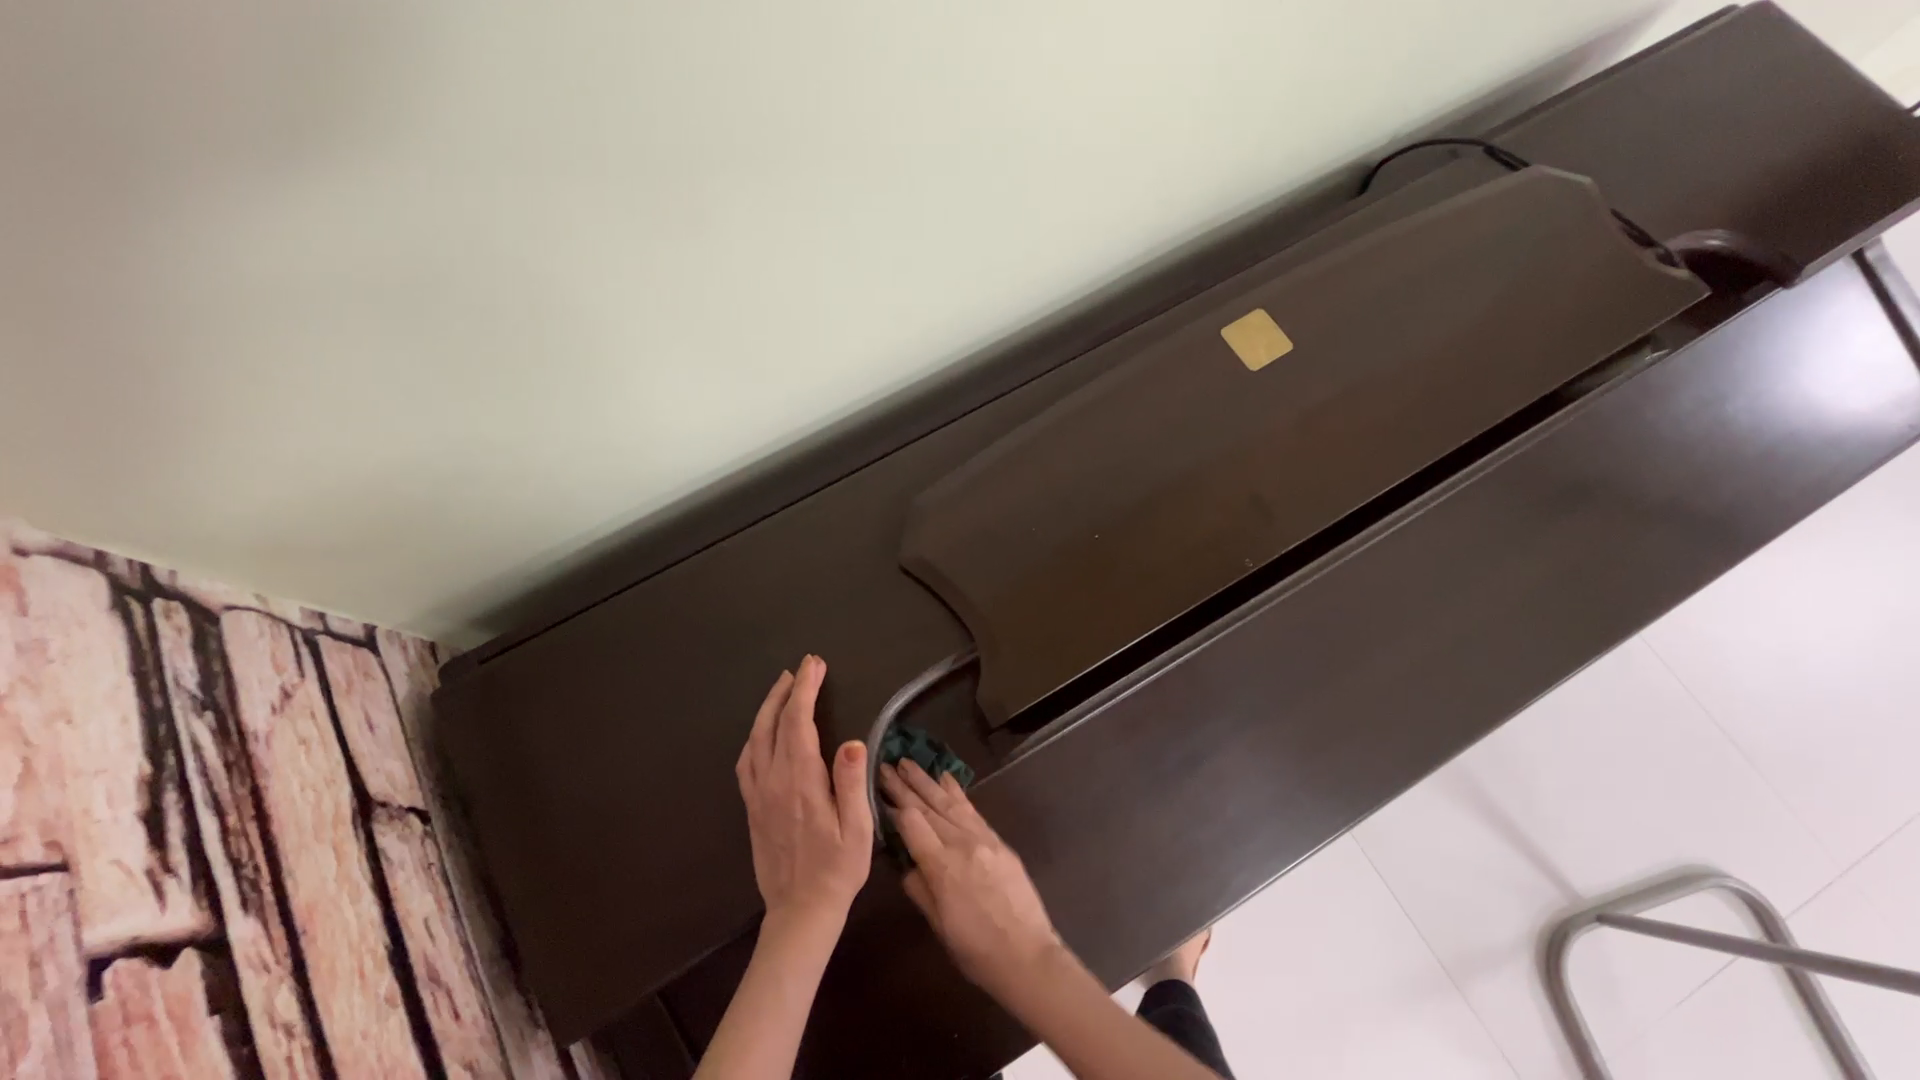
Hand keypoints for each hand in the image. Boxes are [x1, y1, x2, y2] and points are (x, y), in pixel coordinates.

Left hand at [735, 656, 872, 928]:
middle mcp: (773, 782)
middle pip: (771, 724)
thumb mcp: (857, 829)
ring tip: (782, 689)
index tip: (814, 666)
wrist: (801, 911)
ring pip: (754, 739)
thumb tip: (853, 742)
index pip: (798, 723)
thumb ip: (852, 783)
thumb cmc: (837, 870)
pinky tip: (762, 733)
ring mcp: (757, 795)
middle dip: (786, 691)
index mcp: (800, 782)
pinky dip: (754, 736)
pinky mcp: (751, 808)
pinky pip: (746, 761)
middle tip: (801, 668)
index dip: (805, 690)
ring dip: (767, 709)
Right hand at [880, 760, 1062, 998]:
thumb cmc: (976, 950)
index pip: (911, 824)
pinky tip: (946, 778)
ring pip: (950, 803)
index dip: (893, 806)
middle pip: (928, 808)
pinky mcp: (999, 842)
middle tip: (886, 765)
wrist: (1027, 956)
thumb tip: (906, 863)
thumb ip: (919, 888)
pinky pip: (972, 811)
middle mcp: (961, 844)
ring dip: (928, 781)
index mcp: (941, 866)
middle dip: (905, 785)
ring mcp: (983, 840)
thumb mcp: (938, 924)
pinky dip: (957, 793)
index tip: (878, 789)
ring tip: (910, 762)